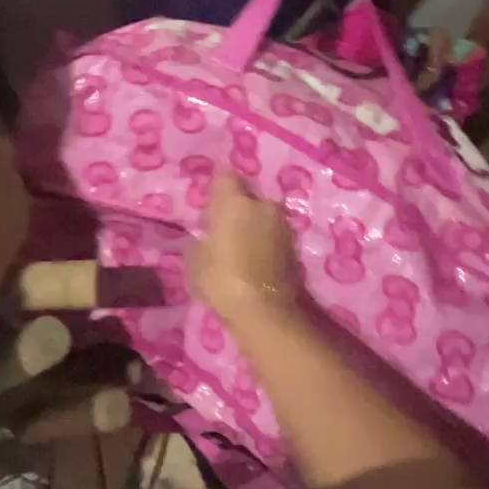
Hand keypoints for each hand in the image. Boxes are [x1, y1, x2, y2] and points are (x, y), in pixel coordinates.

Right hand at [189, 173, 301, 327]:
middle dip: (236, 206)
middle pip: (247, 195)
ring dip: (252, 224)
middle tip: (222, 228)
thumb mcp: (194, 261)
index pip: (224, 176)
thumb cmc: (222, 280)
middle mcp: (263, 205)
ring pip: (263, 215)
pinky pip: (273, 234)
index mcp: (235, 202)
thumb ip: (200, 240)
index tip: (208, 205)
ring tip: (239, 247)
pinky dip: (264, 241)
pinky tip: (253, 260)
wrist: (265, 312)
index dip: (215, 189)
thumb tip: (206, 236)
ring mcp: (283, 225)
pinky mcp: (295, 247)